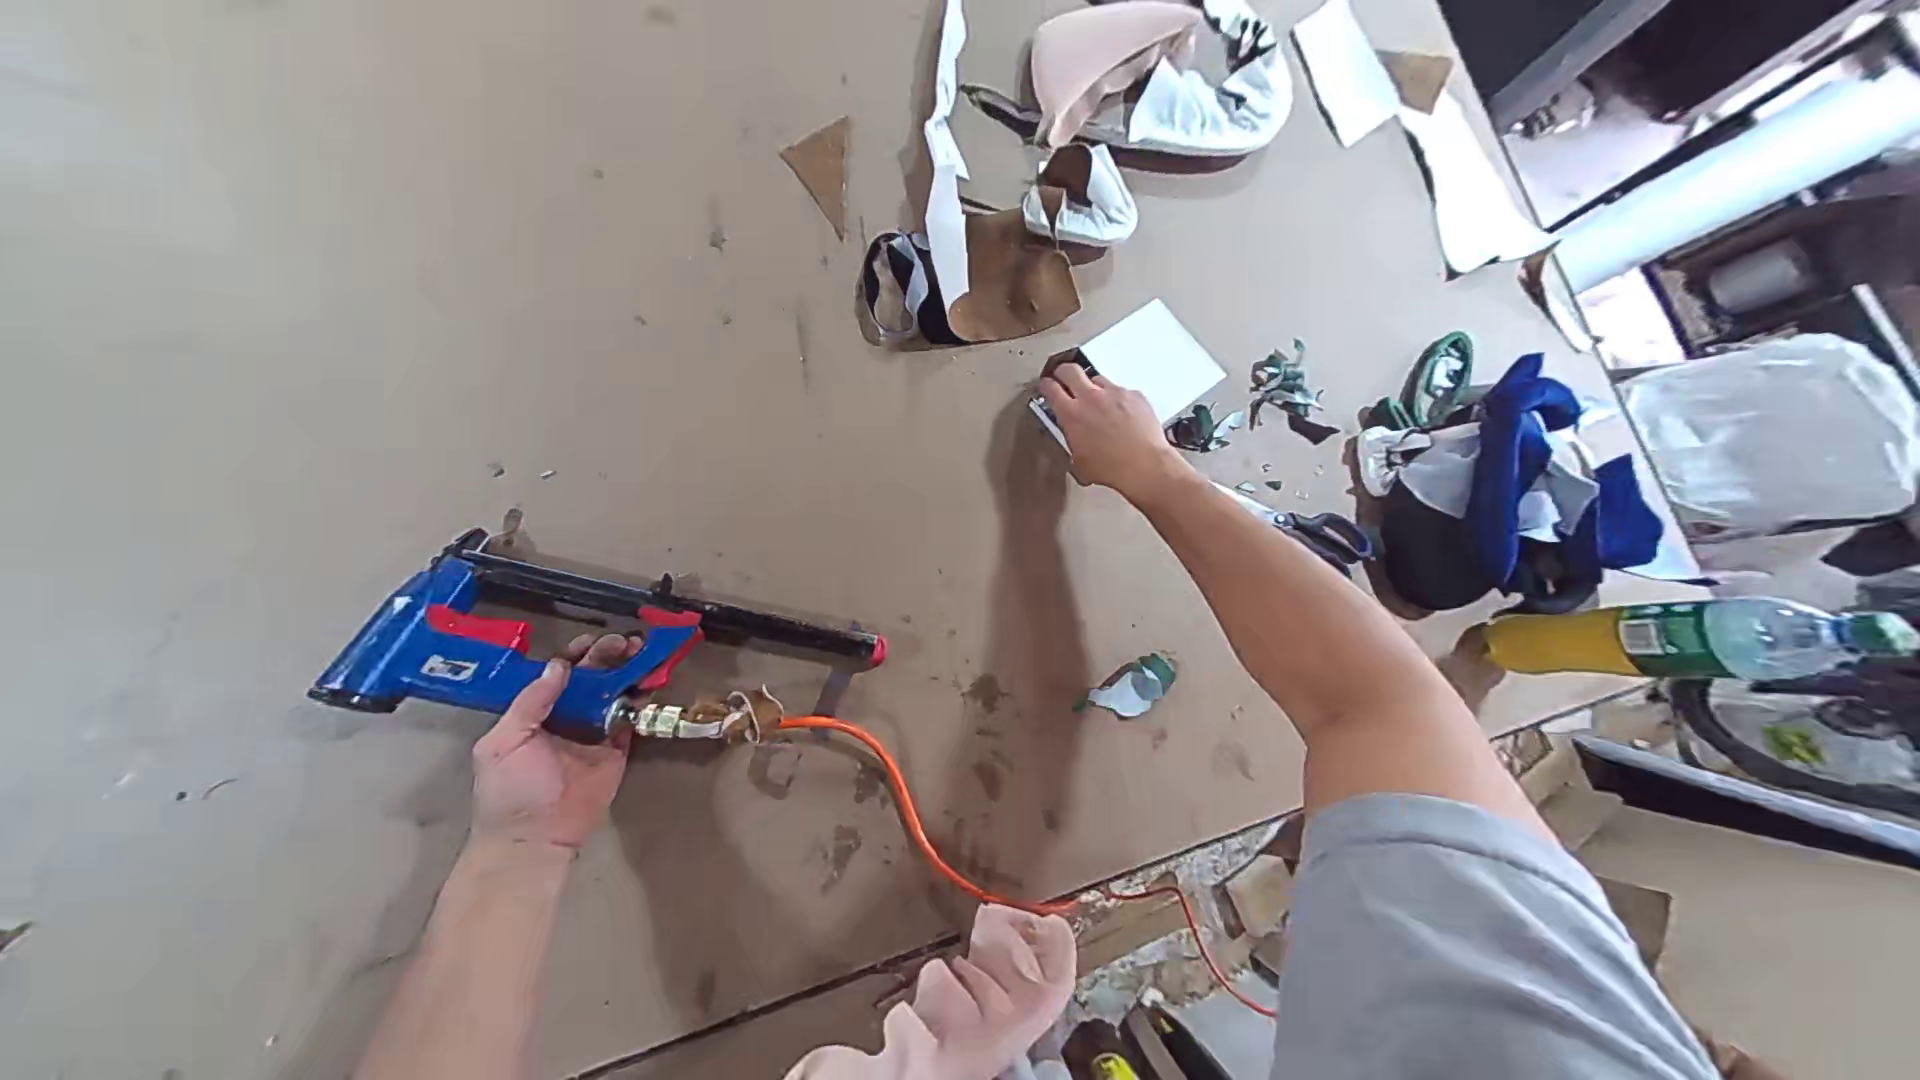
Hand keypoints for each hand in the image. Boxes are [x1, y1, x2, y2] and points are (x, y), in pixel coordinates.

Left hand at [470, 634, 637, 850]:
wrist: (535, 836)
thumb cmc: (510, 789)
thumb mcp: (503, 743)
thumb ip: (530, 703)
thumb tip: (558, 666)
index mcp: (538, 712)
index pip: (560, 674)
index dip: (576, 654)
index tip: (592, 640)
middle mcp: (569, 715)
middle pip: (593, 677)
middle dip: (609, 656)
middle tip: (627, 642)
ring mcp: (595, 731)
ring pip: (616, 692)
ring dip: (630, 671)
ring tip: (644, 653)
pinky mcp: (618, 747)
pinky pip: (633, 718)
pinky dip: (642, 700)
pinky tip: (650, 683)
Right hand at [1038, 364, 1195, 505]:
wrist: (1143, 465)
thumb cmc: (1113, 467)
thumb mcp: (1078, 459)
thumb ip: (1072, 438)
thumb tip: (1074, 437)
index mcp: (1072, 414)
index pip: (1051, 388)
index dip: (1046, 384)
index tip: (1046, 384)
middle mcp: (1091, 398)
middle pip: (1070, 370)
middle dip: (1063, 371)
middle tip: (1063, 376)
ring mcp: (1114, 393)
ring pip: (1097, 378)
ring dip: (1093, 386)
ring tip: (1097, 399)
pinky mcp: (1134, 395)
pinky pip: (1121, 390)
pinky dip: (1117, 398)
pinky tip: (1121, 412)